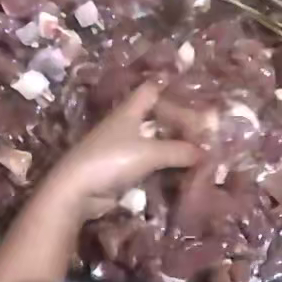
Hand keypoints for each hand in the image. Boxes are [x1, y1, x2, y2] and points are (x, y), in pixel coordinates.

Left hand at [32, 82, 198, 222]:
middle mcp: (124, 126)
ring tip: (200, 156)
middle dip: (179, 125)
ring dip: (173, 150)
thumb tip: (206, 152)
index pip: (151, 90)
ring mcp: (120, 149)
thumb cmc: (111, 160)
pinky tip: (180, 174)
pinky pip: (147, 165)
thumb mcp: (150, 152)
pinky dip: (163, 167)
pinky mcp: (118, 171)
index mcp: (128, 112)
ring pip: (153, 144)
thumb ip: (180, 151)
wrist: (76, 191)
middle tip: (205, 135)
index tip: (196, 99)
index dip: (171, 91)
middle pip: (156, 118)